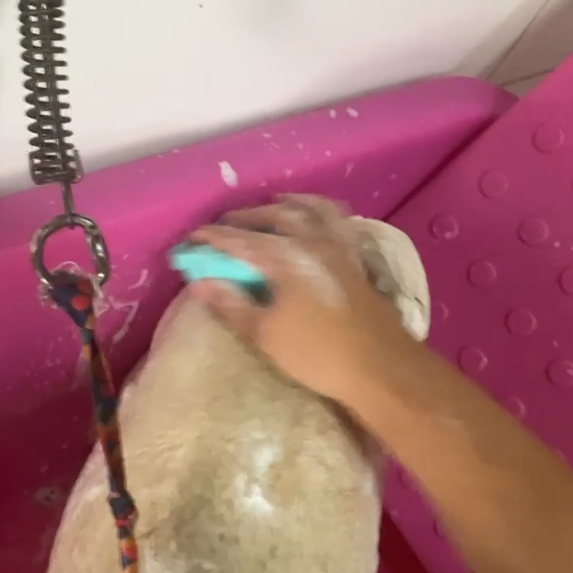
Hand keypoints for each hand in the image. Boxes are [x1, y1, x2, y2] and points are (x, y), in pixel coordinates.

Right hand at [186, 195, 417, 403]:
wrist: (381, 367)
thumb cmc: (318, 354)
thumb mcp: (266, 334)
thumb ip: (232, 304)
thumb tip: (200, 282)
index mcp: (287, 258)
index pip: (241, 240)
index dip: (214, 238)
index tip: (192, 239)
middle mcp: (314, 242)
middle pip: (277, 216)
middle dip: (246, 217)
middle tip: (224, 225)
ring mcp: (340, 248)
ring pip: (312, 210)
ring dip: (286, 205)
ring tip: (272, 207)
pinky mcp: (356, 260)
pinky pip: (337, 222)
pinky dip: (320, 213)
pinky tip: (315, 222)